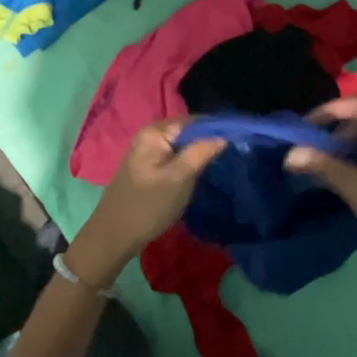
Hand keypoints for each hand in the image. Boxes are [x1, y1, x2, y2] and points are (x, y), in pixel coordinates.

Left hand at [68, 120, 225, 285]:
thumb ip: (201, 152)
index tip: (242, 139)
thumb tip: (223, 135)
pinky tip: (201, 172)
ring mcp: (147, 151)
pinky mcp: (148, 167)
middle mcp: (149, 135)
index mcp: (155, 132)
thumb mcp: (179, 179)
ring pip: (182, 145)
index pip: (195, 120)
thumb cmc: (148, 207)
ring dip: (200, 152)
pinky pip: (174, 156)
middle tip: (236, 153)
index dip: (218, 127)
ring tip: (223, 162)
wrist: (114, 235)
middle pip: (188, 131)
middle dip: (210, 139)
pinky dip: (189, 162)